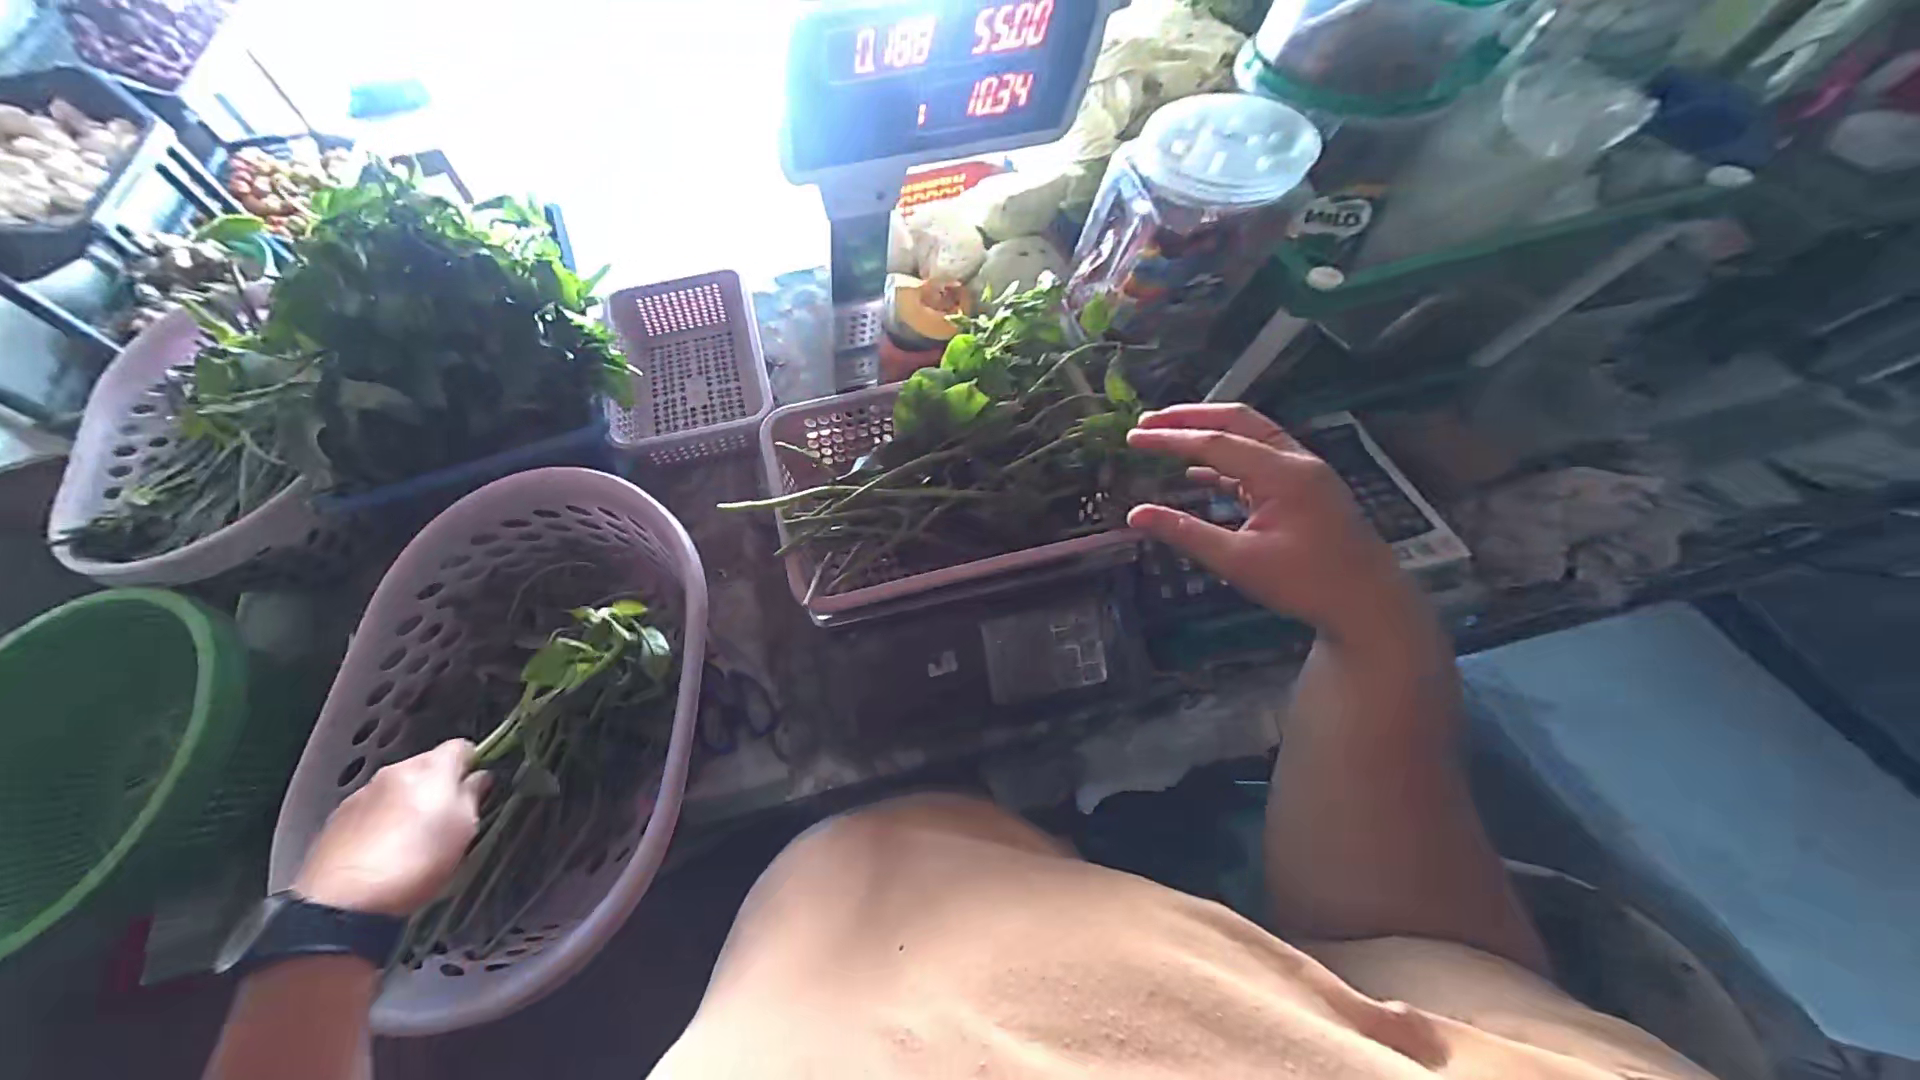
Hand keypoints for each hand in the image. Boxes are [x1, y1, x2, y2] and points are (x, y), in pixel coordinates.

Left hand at [293, 740, 487, 916]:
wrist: (343, 905)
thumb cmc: (414, 861)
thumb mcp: (465, 826)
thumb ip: (474, 794)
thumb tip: (478, 781)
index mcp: (431, 766)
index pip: (463, 746)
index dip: (475, 763)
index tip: (479, 785)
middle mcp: (394, 772)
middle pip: (427, 767)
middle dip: (440, 786)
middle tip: (451, 818)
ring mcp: (360, 796)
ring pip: (397, 790)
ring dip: (409, 805)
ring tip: (416, 841)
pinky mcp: (334, 822)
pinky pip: (371, 812)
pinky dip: (382, 824)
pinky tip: (387, 852)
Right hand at [1126, 404, 1423, 642]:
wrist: (1369, 604)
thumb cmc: (1305, 583)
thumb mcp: (1238, 561)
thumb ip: (1185, 532)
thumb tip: (1135, 515)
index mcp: (1282, 472)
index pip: (1215, 442)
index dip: (1170, 438)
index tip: (1133, 437)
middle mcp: (1295, 460)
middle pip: (1237, 421)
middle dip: (1189, 417)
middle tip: (1147, 421)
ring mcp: (1303, 472)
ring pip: (1249, 436)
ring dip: (1208, 433)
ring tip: (1167, 435)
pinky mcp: (1302, 488)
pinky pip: (1257, 460)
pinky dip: (1224, 460)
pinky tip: (1197, 472)